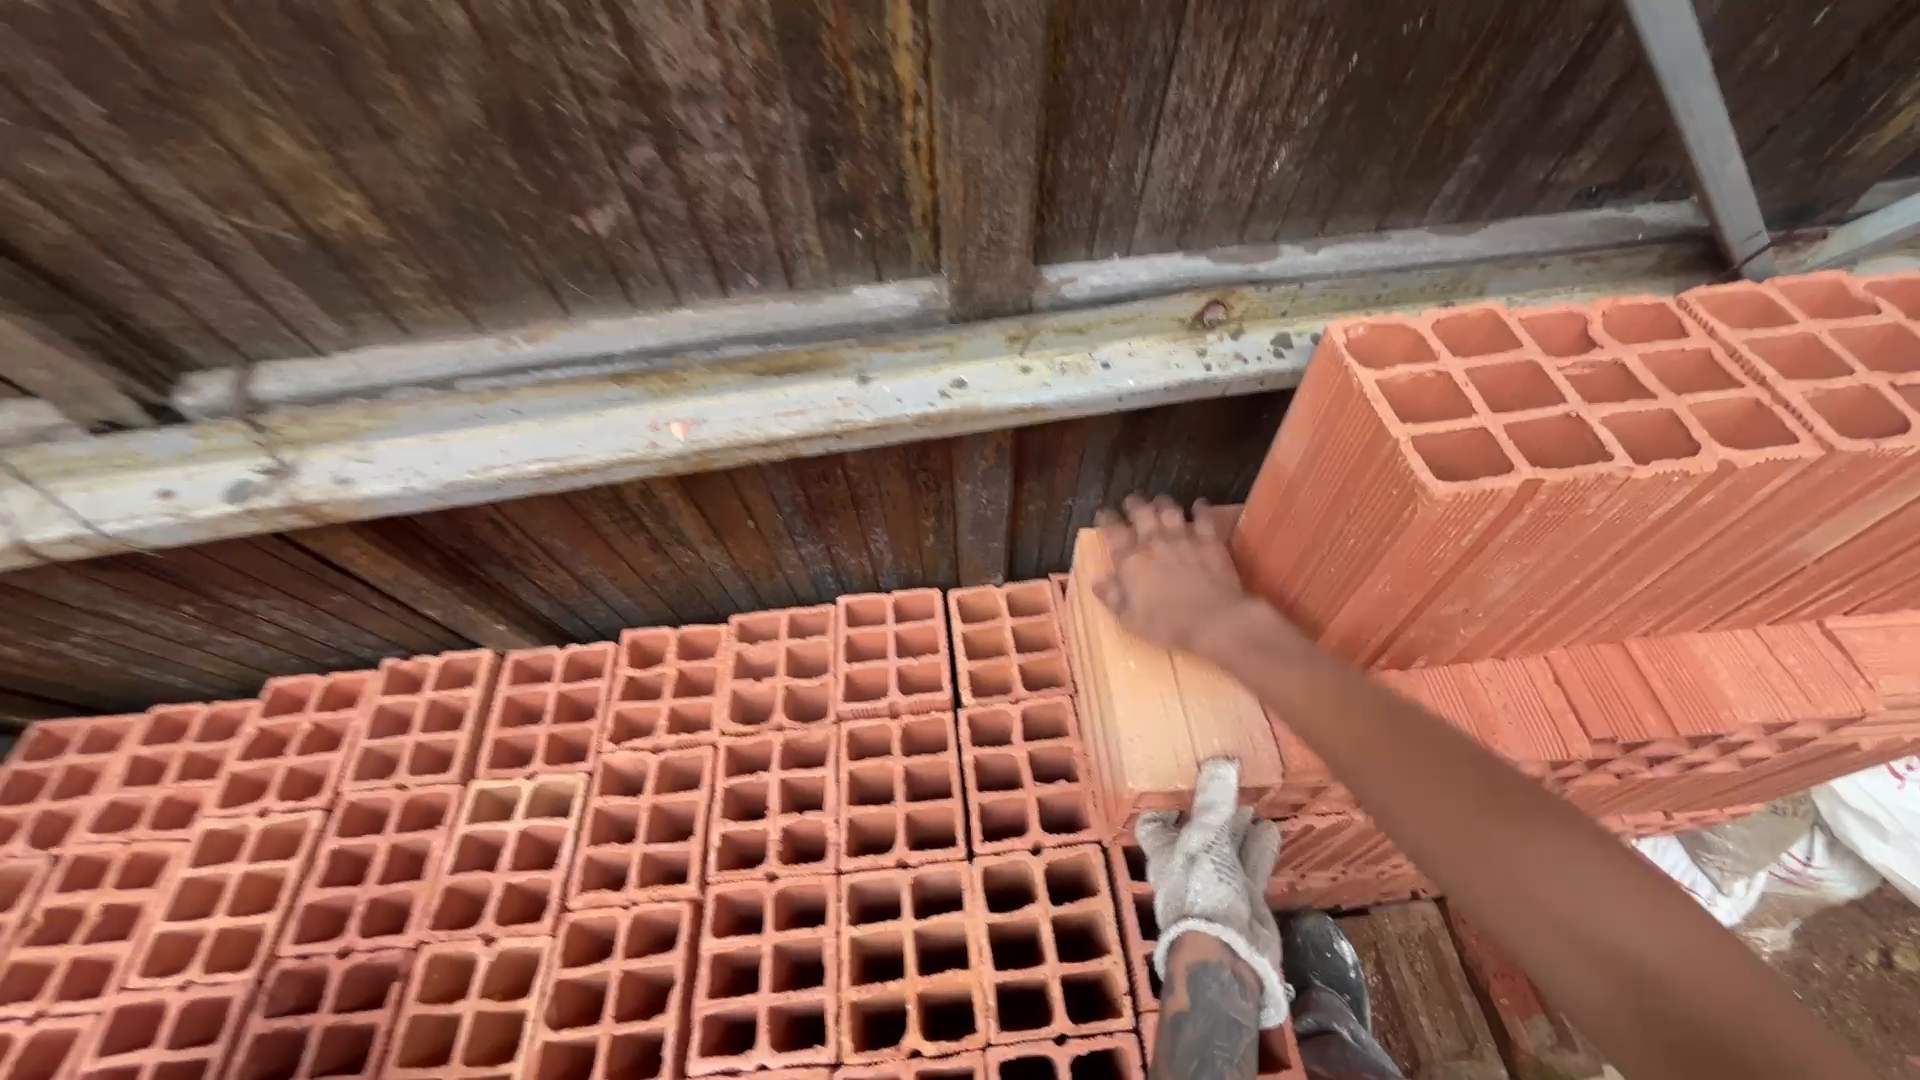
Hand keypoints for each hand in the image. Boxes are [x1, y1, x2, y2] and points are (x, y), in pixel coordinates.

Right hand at [1093, 495, 1277, 656]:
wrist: (1213, 620)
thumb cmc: (1167, 625)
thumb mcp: (1129, 618)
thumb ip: (1112, 597)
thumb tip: (1097, 581)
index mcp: (1131, 560)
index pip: (1113, 531)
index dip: (1106, 519)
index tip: (1103, 514)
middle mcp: (1154, 542)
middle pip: (1141, 512)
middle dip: (1134, 504)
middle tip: (1131, 501)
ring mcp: (1183, 538)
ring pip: (1169, 509)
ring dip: (1162, 502)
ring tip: (1159, 501)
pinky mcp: (1209, 541)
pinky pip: (1204, 517)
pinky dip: (1200, 508)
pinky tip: (1199, 505)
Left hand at [1138, 758, 1289, 1027]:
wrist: (1229, 953)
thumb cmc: (1201, 890)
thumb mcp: (1203, 838)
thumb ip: (1213, 801)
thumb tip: (1222, 761)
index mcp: (1164, 852)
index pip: (1154, 822)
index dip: (1164, 801)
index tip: (1181, 776)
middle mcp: (1187, 866)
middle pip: (1197, 829)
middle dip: (1211, 806)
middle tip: (1227, 778)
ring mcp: (1216, 883)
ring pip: (1227, 845)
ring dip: (1238, 824)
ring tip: (1252, 796)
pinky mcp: (1244, 898)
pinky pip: (1252, 865)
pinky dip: (1260, 846)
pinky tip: (1270, 827)